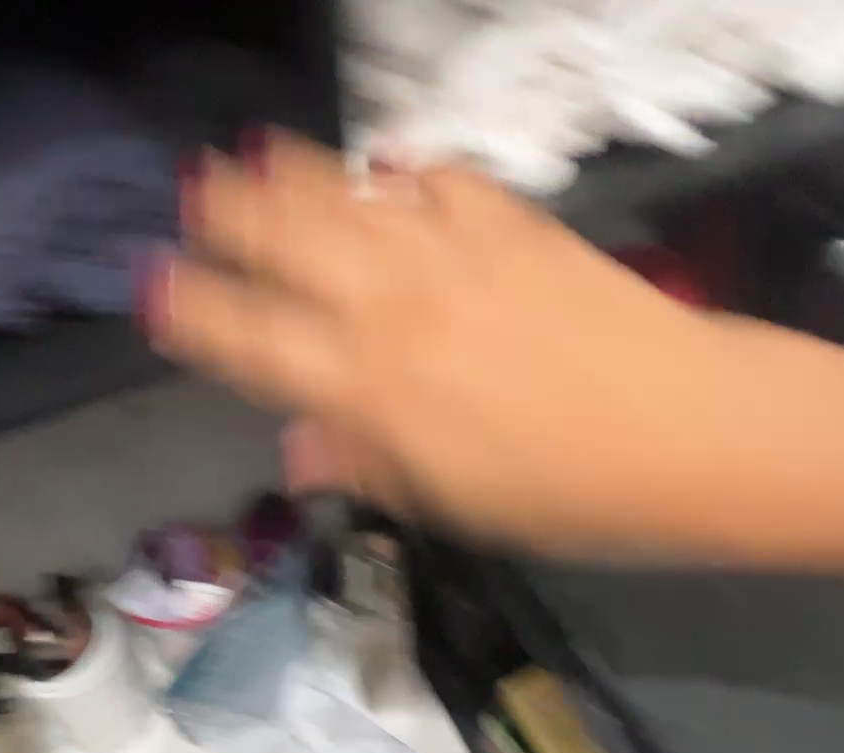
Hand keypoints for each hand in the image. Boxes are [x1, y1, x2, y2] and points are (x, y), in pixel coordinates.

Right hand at [149, 130, 746, 554]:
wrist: (690, 431)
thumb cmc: (563, 493)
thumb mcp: (449, 505)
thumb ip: (363, 466)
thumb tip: (296, 450)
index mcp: (373, 391)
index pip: (255, 341)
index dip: (195, 312)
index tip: (153, 288)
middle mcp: (398, 311)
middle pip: (290, 245)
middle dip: (230, 216)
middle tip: (193, 193)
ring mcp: (457, 257)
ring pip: (351, 200)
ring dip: (294, 177)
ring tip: (252, 156)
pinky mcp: (516, 226)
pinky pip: (441, 182)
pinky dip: (406, 173)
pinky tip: (387, 167)